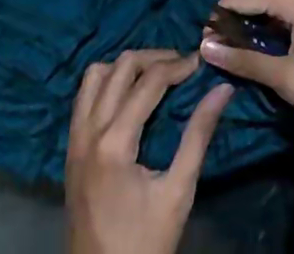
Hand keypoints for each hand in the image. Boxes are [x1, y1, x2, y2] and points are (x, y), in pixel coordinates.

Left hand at [65, 50, 233, 253]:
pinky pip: (84, 97)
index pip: (149, 81)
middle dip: (155, 57)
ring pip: (95, 76)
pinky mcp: (70, 150)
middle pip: (120, 67)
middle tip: (183, 65)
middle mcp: (88, 133)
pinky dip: (108, 83)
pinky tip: (131, 94)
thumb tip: (223, 88)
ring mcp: (74, 141)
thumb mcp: (179, 190)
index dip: (179, 65)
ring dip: (127, 66)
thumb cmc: (144, 242)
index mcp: (114, 143)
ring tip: (157, 73)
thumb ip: (199, 134)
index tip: (202, 61)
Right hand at [199, 0, 293, 132]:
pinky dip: (258, 38)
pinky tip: (250, 61)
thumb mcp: (287, 77)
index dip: (214, 22)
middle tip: (210, 61)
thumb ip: (244, 60)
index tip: (200, 53)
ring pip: (259, 13)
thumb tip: (203, 47)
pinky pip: (273, 22)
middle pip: (246, 1)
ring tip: (225, 64)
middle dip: (226, 27)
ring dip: (241, 34)